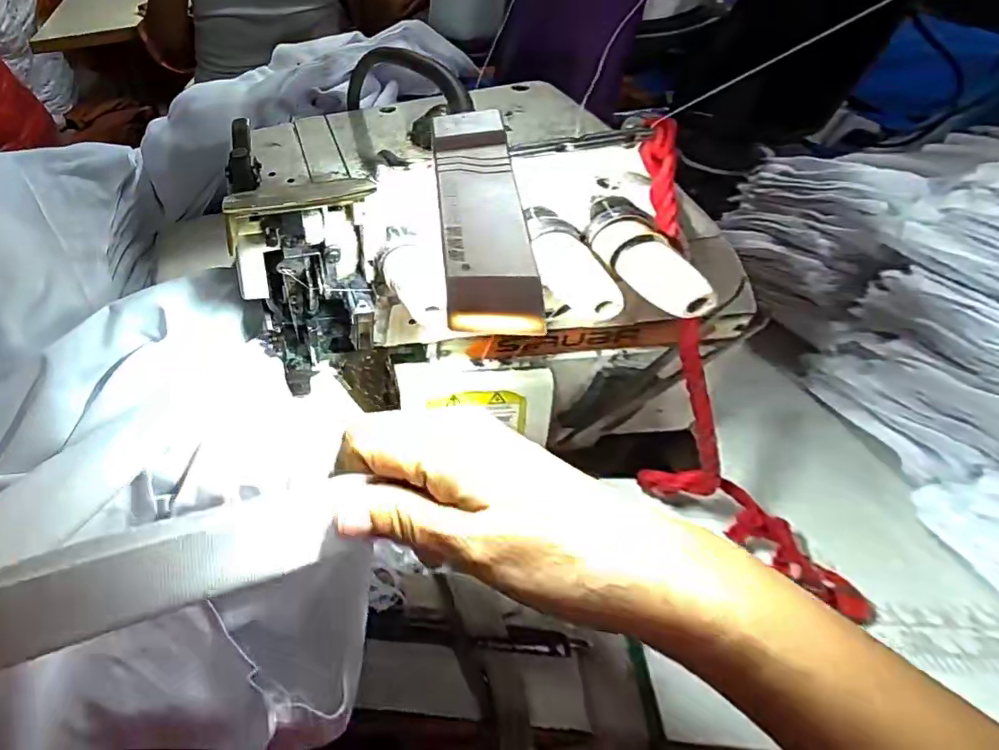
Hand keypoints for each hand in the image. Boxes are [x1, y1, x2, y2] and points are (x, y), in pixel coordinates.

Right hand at [335, 410, 745, 641]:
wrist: (658, 571)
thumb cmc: (571, 561)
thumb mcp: (472, 548)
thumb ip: (398, 519)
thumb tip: (340, 510)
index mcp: (442, 441)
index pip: (357, 440)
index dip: (349, 481)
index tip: (361, 524)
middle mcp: (453, 426)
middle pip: (376, 440)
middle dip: (373, 487)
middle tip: (400, 537)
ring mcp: (474, 435)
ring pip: (401, 451)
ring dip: (399, 492)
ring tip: (432, 540)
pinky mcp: (491, 452)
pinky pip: (431, 458)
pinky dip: (426, 490)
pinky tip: (453, 527)